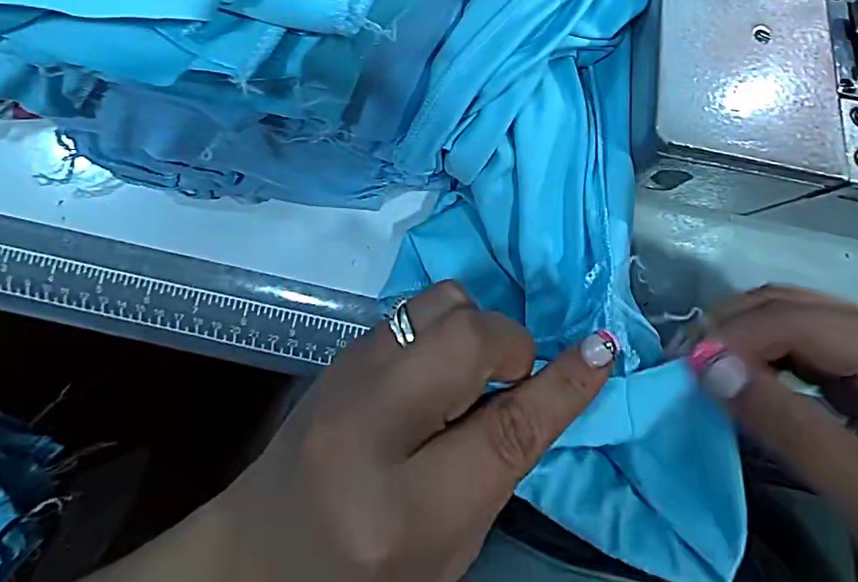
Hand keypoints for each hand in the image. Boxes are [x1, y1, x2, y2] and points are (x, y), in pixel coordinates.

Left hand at [90, 281, 618, 581]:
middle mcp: (368, 427)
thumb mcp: (449, 544)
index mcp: (404, 509)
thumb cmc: (364, 573)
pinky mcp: (341, 350)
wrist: (255, 557)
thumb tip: (554, 383)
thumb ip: (502, 462)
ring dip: (473, 329)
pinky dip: (443, 329)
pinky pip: (415, 310)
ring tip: (465, 374)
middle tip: (505, 381)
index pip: (505, 430)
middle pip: (467, 338)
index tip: (602, 350)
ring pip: (441, 302)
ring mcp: (346, 376)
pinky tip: (433, 370)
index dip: (563, 386)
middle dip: (506, 346)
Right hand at [691, 286, 857, 581]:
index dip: (737, 335)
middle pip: (800, 312)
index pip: (801, 320)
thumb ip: (789, 424)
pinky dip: (771, 372)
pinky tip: (744, 386)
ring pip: (802, 335)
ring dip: (749, 346)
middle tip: (683, 362)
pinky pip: (815, 370)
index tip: (683, 363)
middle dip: (737, 329)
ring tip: (703, 371)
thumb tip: (708, 364)